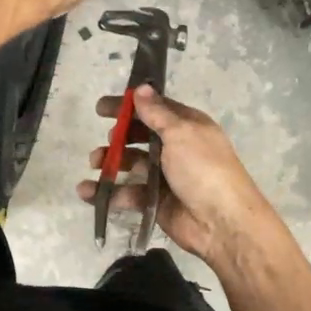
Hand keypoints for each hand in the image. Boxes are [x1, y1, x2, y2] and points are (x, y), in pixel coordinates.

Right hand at [78, 86, 290, 272]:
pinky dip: (108, 192)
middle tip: (106, 139)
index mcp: (186, 125)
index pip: (154, 108)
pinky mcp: (155, 201)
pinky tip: (88, 192)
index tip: (102, 108)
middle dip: (119, 136)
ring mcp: (165, 175)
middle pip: (141, 136)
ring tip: (95, 163)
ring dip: (111, 161)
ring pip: (132, 163)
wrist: (222, 222)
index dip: (129, 106)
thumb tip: (141, 88)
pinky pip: (128, 193)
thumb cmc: (203, 168)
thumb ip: (156, 113)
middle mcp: (176, 147)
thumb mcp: (181, 133)